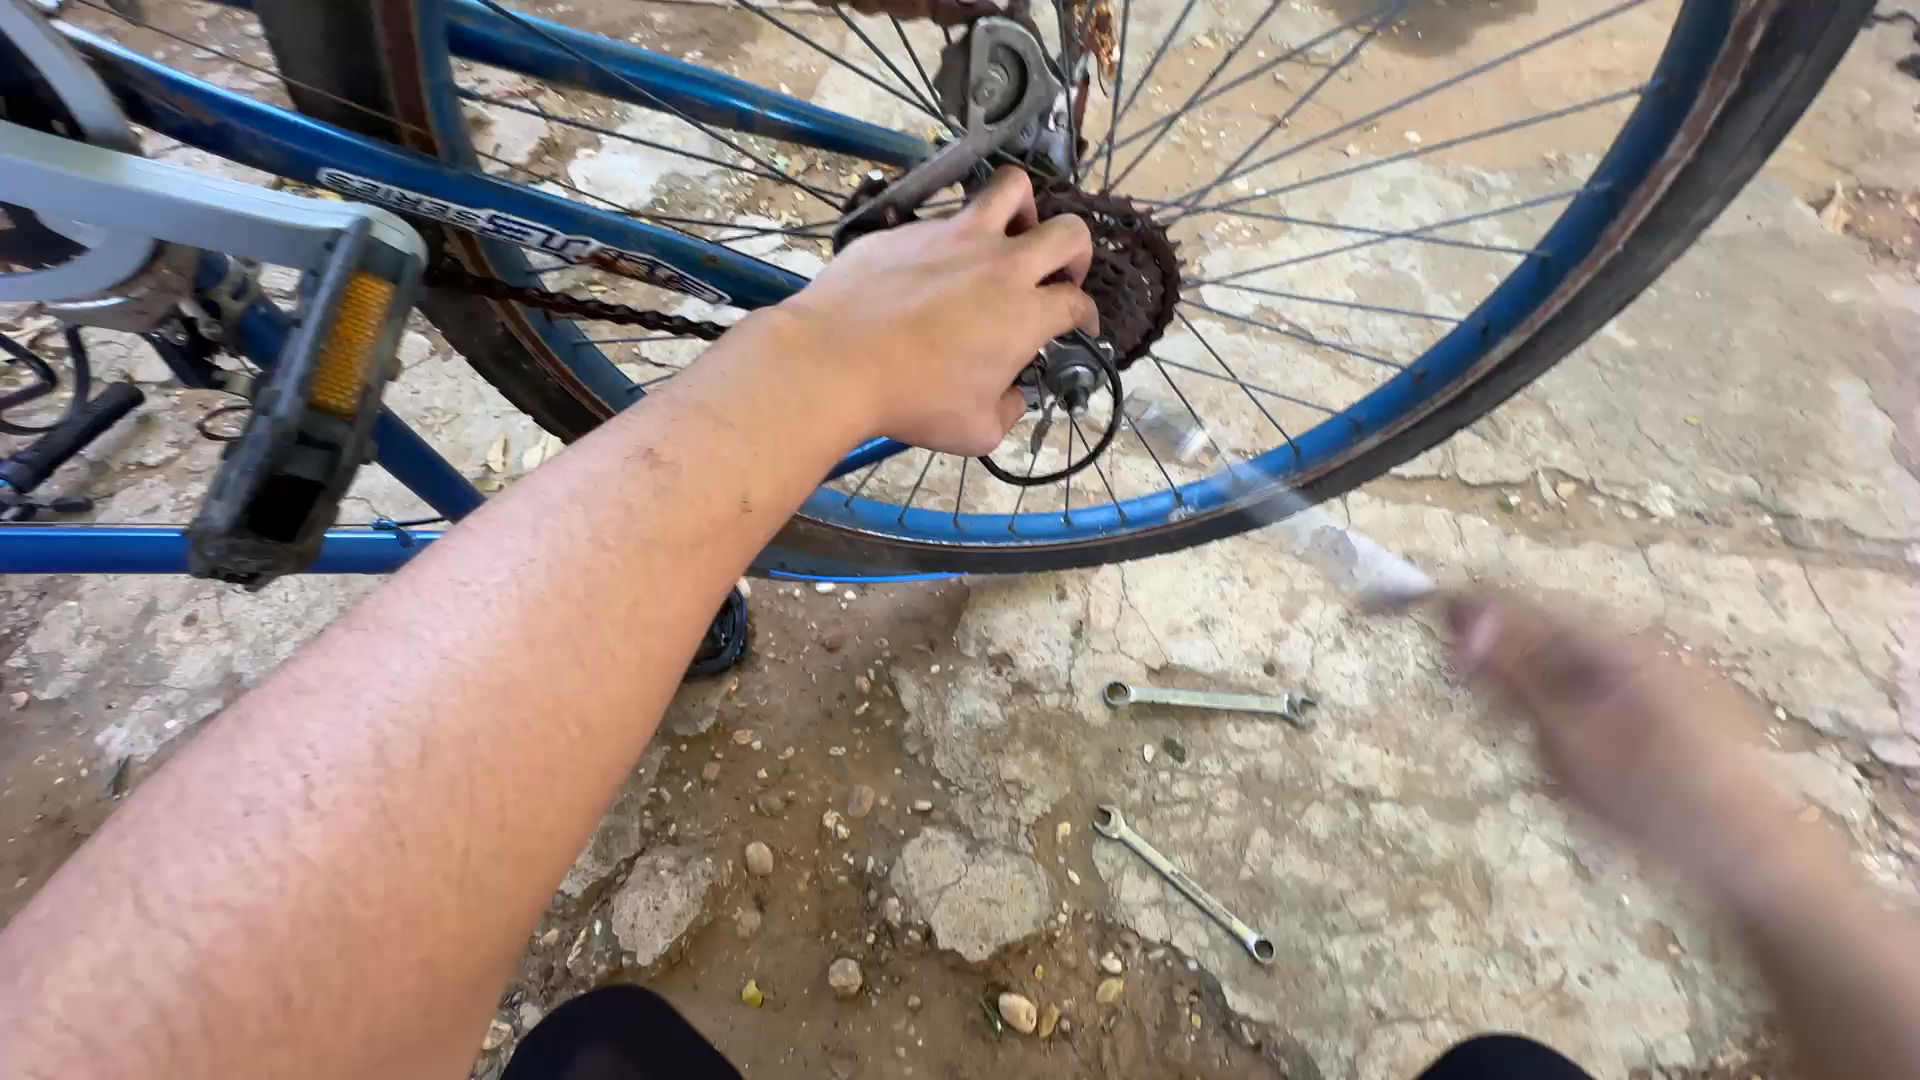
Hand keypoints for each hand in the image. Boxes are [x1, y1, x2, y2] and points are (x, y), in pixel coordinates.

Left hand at [772, 167, 1097, 455]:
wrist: (837, 360)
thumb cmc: (913, 400)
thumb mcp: (976, 431)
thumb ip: (1008, 412)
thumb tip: (1015, 398)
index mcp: (1025, 314)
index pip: (1077, 302)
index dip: (1086, 314)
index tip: (1079, 325)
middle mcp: (1001, 264)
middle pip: (1068, 231)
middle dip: (1077, 252)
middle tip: (1062, 274)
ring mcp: (955, 237)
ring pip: (1012, 189)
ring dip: (1025, 210)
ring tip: (1010, 238)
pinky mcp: (912, 228)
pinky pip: (946, 217)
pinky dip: (955, 237)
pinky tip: (933, 266)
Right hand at [1448, 592, 1810, 893]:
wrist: (1756, 858)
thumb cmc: (1652, 797)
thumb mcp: (1566, 734)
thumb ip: (1512, 671)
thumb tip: (1461, 612)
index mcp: (1614, 643)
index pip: (1523, 605)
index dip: (1473, 616)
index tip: (1438, 642)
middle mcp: (1635, 644)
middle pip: (1542, 627)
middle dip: (1497, 650)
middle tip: (1465, 684)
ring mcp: (1651, 672)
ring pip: (1561, 655)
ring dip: (1522, 676)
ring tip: (1505, 719)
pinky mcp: (1658, 699)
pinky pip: (1586, 678)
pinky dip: (1552, 694)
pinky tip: (1546, 727)